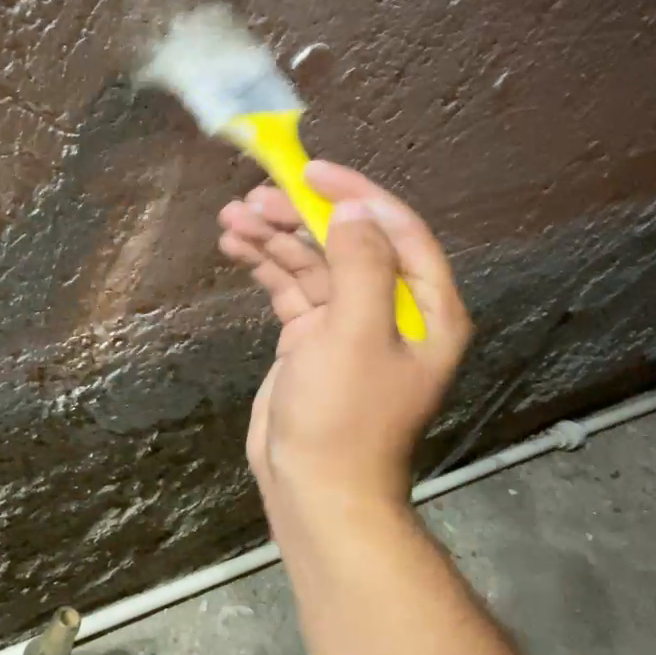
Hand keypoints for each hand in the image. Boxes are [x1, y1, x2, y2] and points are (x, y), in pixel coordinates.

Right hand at [217, 161, 470, 542]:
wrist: (314, 483)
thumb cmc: (346, 413)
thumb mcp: (357, 335)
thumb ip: (360, 267)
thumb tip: (352, 210)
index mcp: (425, 306)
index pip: (395, 230)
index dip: (355, 195)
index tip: (309, 171)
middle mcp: (389, 307)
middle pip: (345, 242)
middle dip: (300, 215)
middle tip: (252, 198)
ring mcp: (345, 323)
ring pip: (310, 263)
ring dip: (273, 238)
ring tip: (231, 218)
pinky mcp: (308, 339)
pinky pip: (287, 288)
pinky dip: (263, 266)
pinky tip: (235, 248)